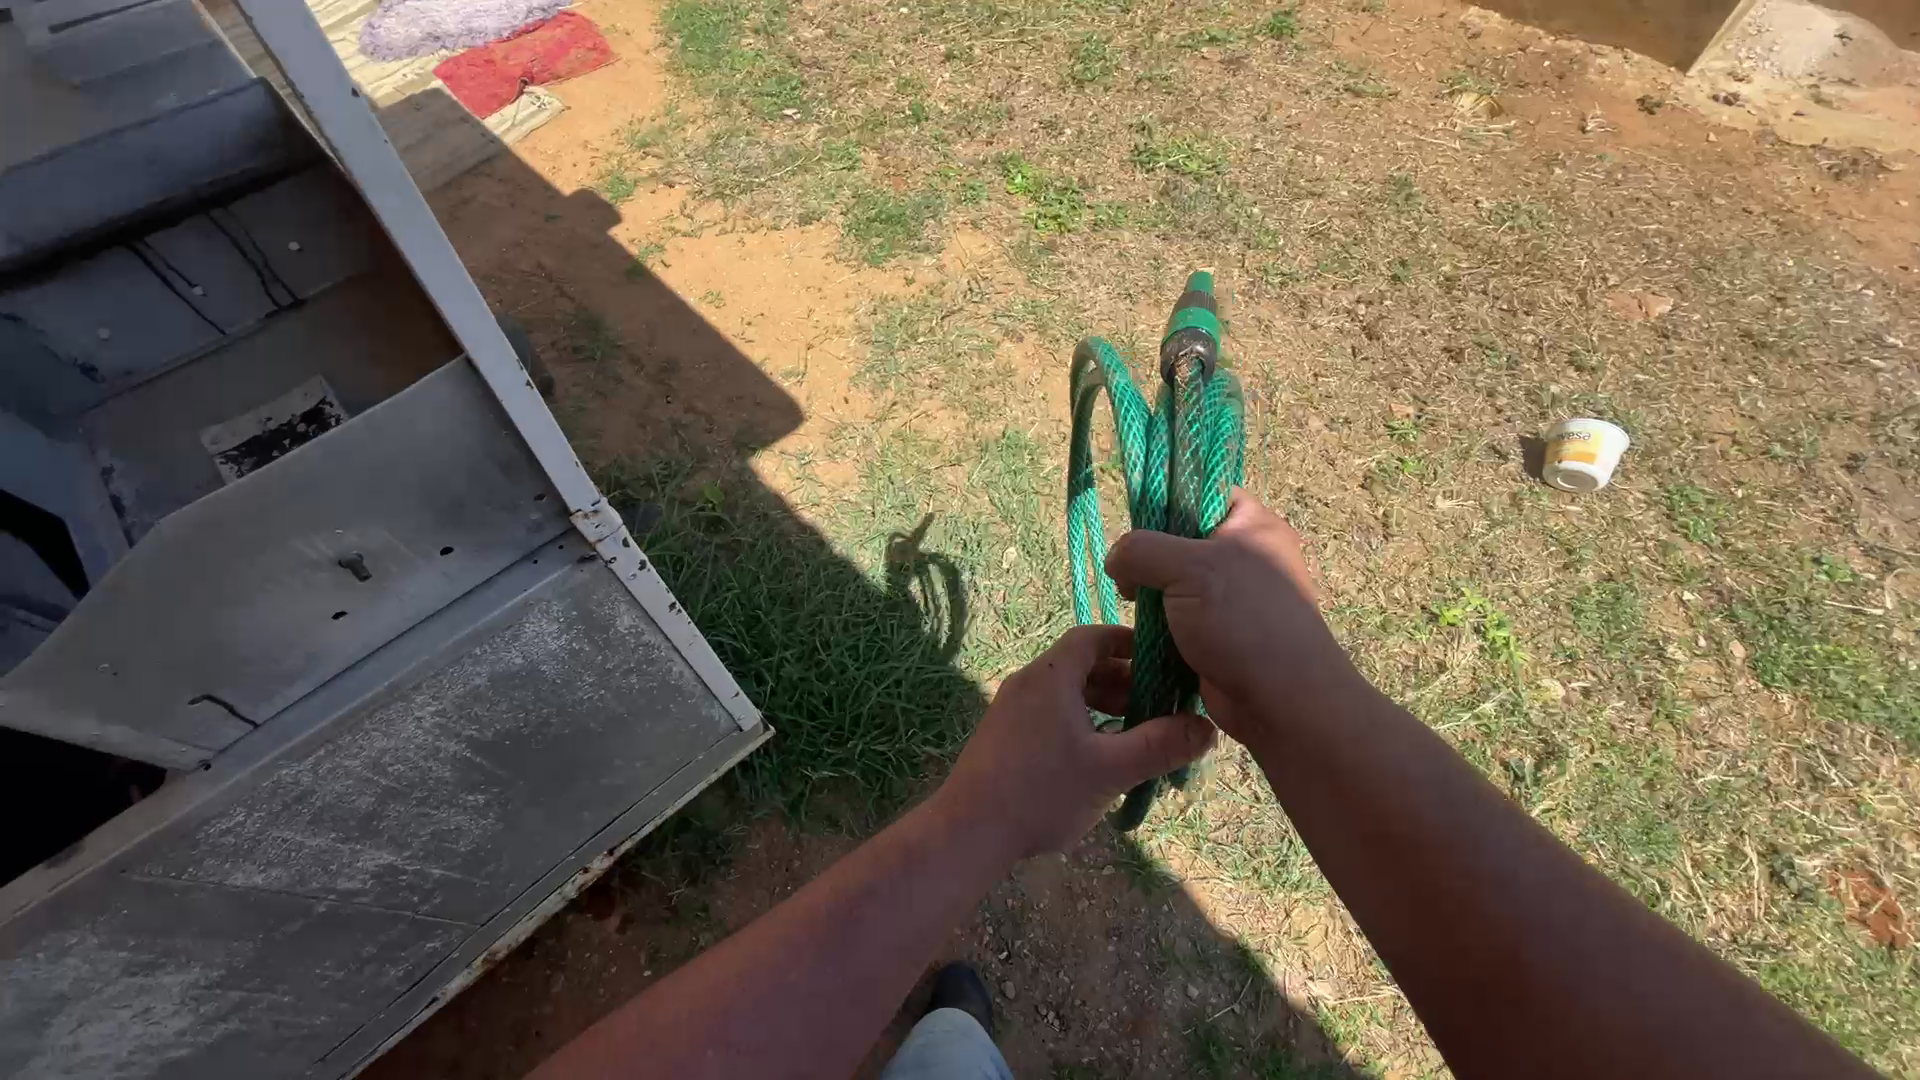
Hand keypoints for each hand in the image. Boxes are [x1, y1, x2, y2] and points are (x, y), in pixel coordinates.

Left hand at [935, 625, 1215, 859]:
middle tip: (1159, 705)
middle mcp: (1028, 683)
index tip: (1161, 661)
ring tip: (1137, 732)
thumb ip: (1160, 746)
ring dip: (1104, 705)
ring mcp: (1012, 710)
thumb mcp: (1110, 769)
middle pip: (1082, 665)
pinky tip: (1101, 756)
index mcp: (1050, 675)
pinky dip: (1082, 722)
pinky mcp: (1005, 736)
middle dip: (1124, 680)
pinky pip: (1052, 714)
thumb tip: (1207, 728)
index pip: (1092, 637)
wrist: (969, 830)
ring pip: (1067, 693)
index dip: (1128, 642)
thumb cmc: (1041, 791)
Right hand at [1103, 490, 1357, 743]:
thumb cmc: (1242, 623)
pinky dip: (1156, 621)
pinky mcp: (1216, 631)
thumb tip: (1116, 561)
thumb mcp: (1189, 568)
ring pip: (1172, 579)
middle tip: (1132, 573)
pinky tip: (1145, 630)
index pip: (1201, 490)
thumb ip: (1141, 549)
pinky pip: (1175, 613)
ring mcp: (1230, 596)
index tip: (1138, 524)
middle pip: (1179, 538)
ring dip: (1150, 592)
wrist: (1280, 703)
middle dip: (1149, 556)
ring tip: (1136, 602)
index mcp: (1251, 524)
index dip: (1166, 501)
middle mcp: (1244, 555)